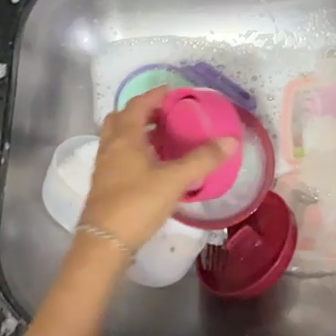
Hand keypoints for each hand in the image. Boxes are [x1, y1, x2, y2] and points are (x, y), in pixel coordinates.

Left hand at [81, 86, 235, 253]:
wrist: (104, 242)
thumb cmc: (137, 204)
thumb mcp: (174, 180)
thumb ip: (202, 160)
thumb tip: (230, 141)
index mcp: (125, 137)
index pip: (139, 104)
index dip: (156, 95)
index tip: (175, 93)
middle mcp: (110, 146)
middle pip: (123, 118)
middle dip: (145, 112)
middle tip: (168, 115)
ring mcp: (105, 165)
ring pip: (119, 138)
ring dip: (139, 132)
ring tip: (164, 139)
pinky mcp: (105, 183)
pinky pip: (119, 155)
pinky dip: (135, 151)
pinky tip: (153, 165)